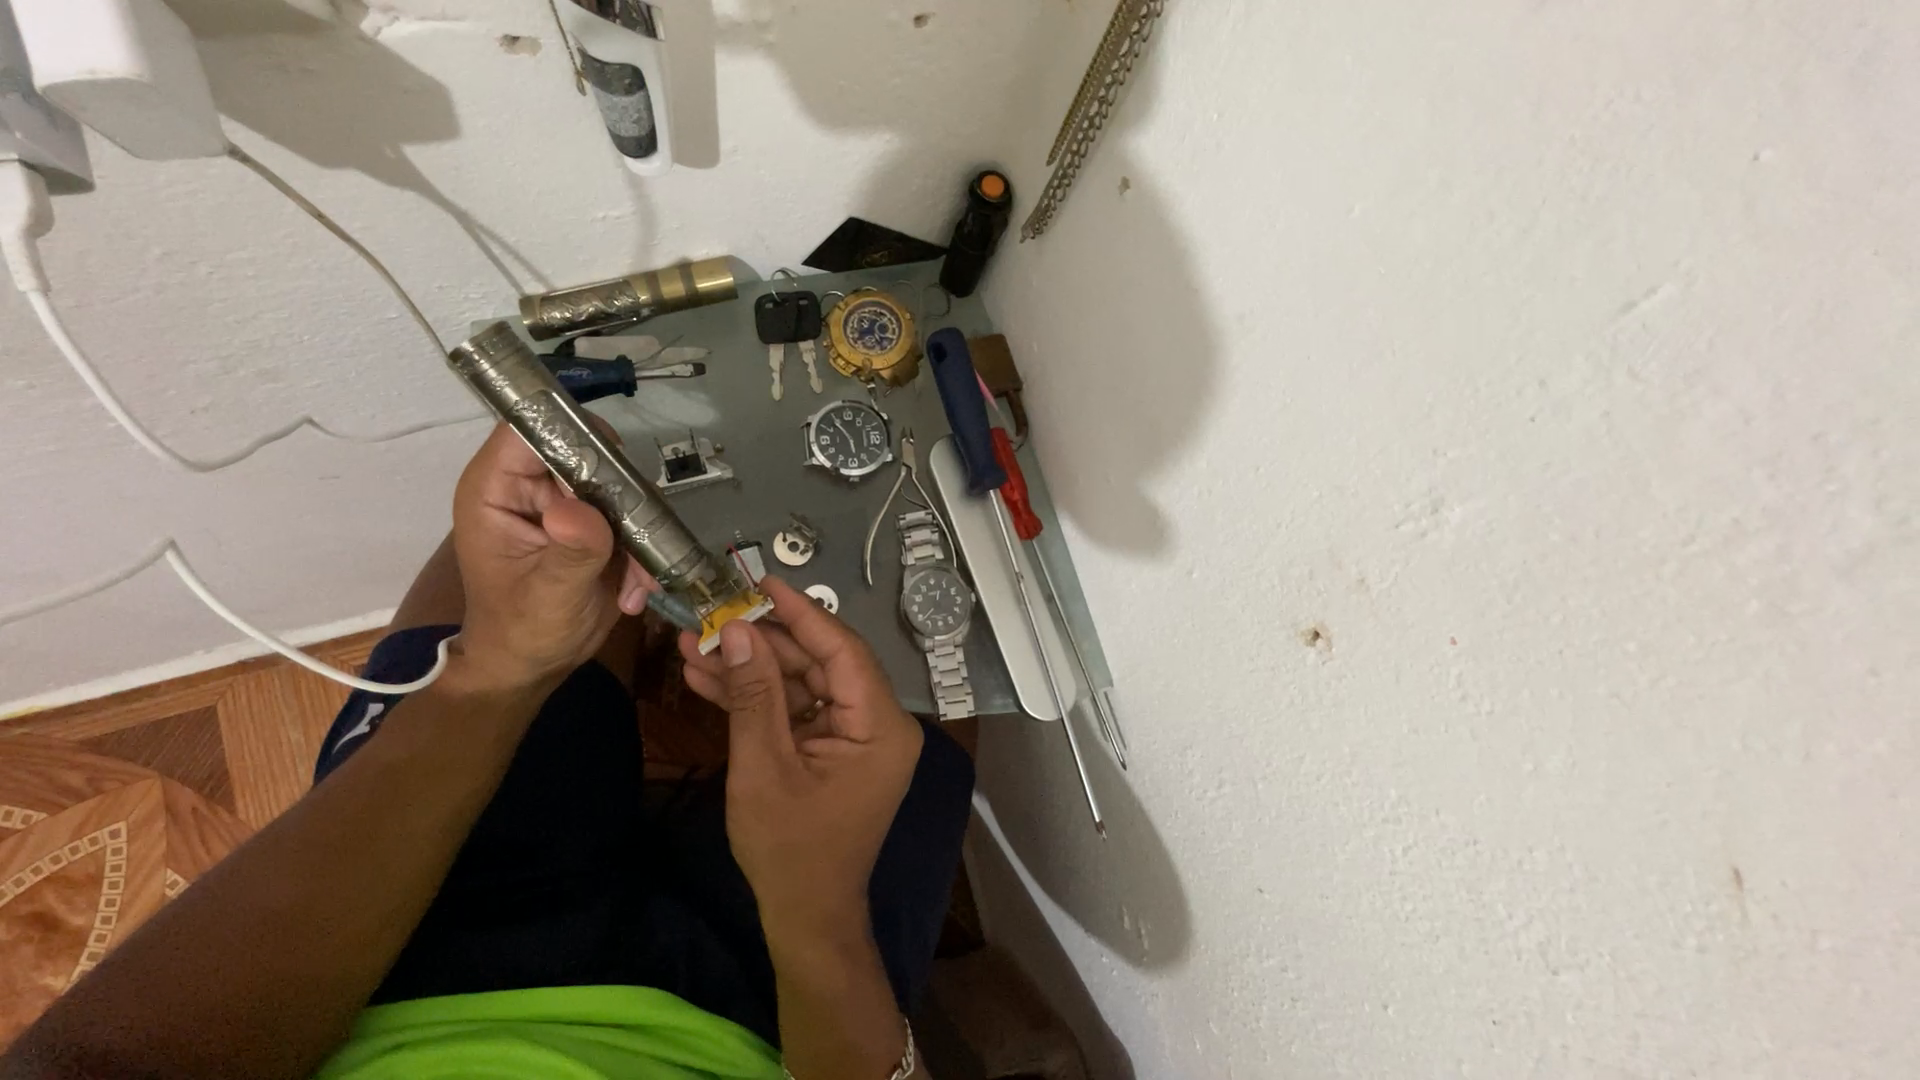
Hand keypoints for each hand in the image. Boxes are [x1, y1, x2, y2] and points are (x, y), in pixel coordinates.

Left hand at [452, 423, 655, 688]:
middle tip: (638, 539)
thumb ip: (569, 552)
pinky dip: (643, 550)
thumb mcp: (548, 596)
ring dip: (640, 531)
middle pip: (587, 454)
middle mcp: (530, 486)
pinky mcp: (593, 522)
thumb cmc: (522, 632)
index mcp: (497, 491)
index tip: (616, 460)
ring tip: (636, 580)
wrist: (533, 665)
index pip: (528, 430)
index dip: (570, 431)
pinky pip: (632, 516)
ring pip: (620, 487)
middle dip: (622, 497)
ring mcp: (564, 503)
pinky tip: (634, 589)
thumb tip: (578, 510)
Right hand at [678, 577, 923, 940]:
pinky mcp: (833, 748)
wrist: (806, 915)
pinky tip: (709, 678)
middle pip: (820, 662)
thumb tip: (741, 630)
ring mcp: (856, 735)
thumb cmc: (790, 849)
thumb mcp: (764, 768)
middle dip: (764, 642)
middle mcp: (878, 723)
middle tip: (714, 616)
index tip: (762, 582)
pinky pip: (798, 709)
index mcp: (881, 726)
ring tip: (696, 644)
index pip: (843, 650)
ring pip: (803, 683)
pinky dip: (758, 698)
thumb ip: (754, 695)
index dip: (802, 612)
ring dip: (752, 668)